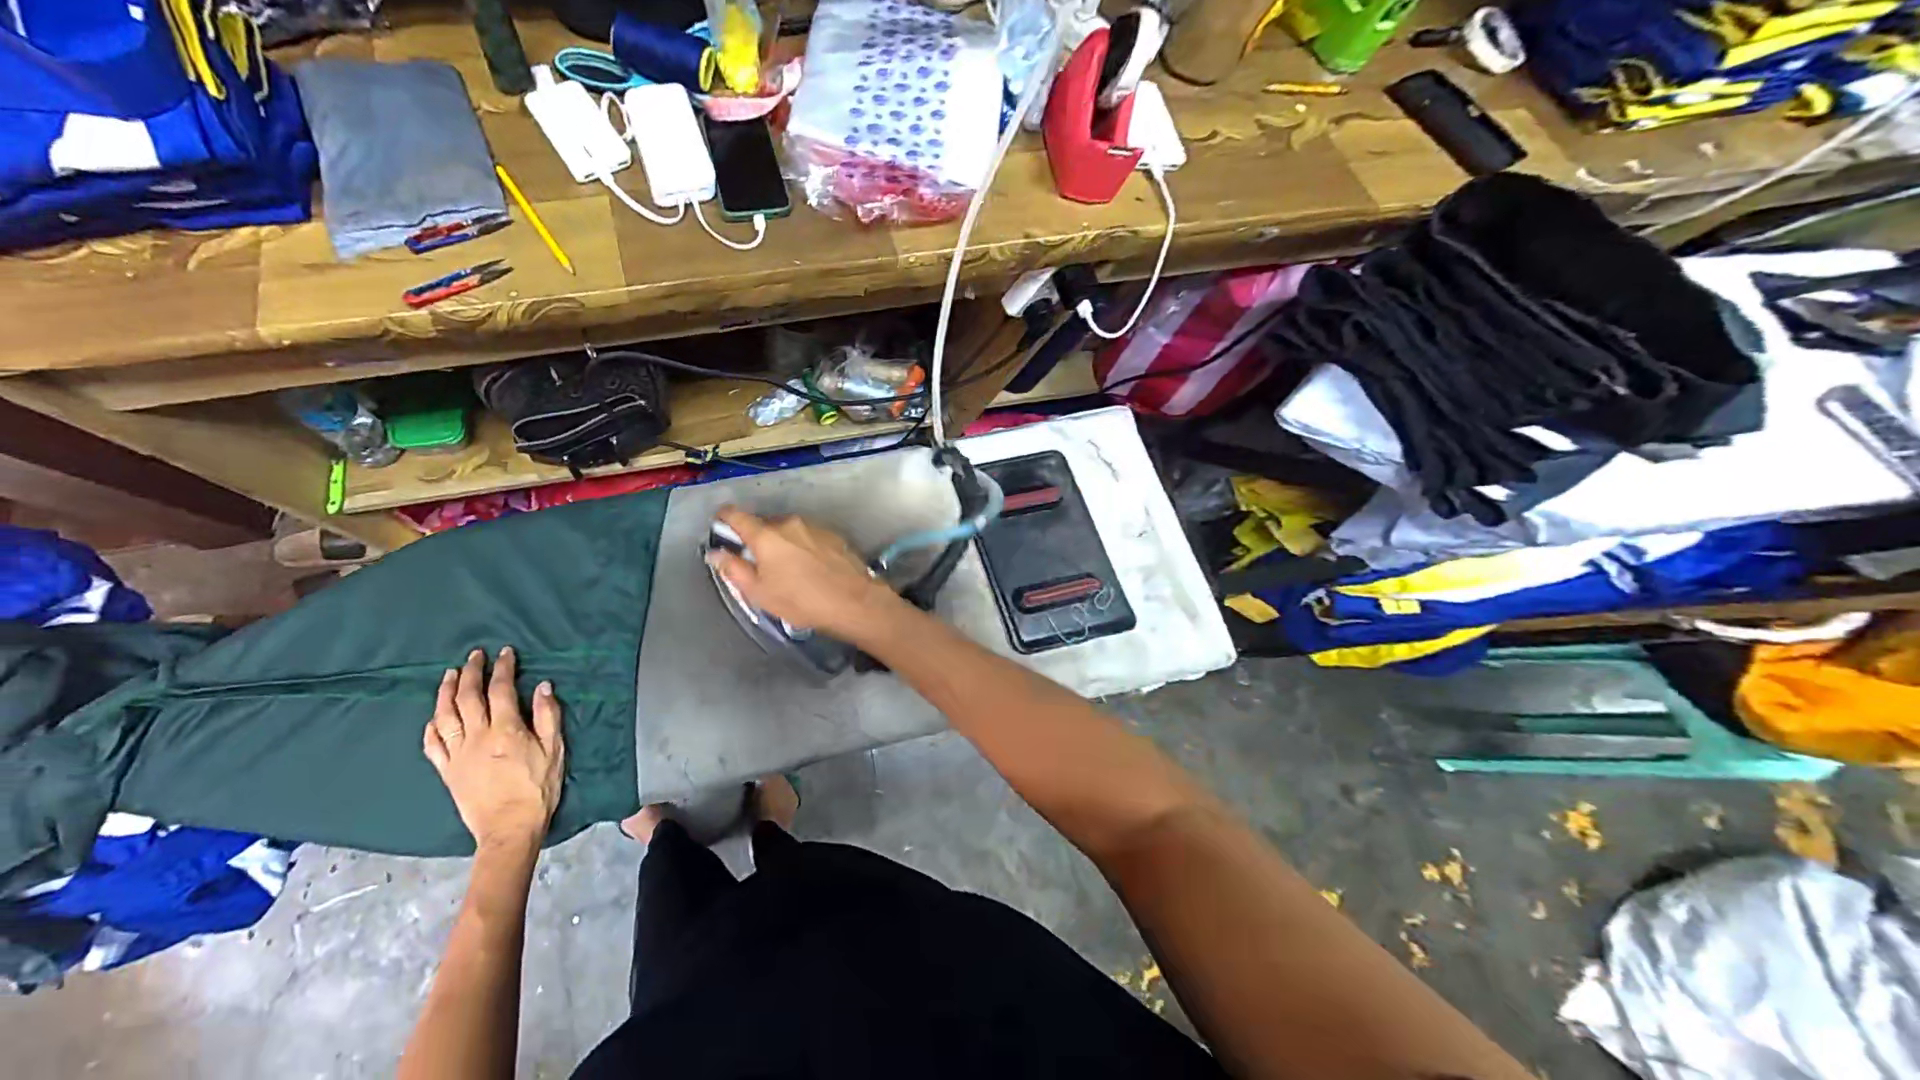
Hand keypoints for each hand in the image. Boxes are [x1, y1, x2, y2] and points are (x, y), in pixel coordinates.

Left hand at [423, 647, 564, 851]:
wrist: (509, 829)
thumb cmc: (538, 789)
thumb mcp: (554, 750)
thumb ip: (547, 717)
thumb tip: (542, 687)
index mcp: (505, 730)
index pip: (500, 689)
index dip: (502, 668)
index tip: (504, 653)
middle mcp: (476, 737)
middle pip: (467, 697)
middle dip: (470, 672)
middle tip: (474, 656)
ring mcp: (456, 754)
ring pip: (444, 715)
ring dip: (445, 692)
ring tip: (449, 675)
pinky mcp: (446, 771)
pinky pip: (431, 744)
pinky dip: (431, 725)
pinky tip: (434, 716)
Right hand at [707, 505, 906, 642]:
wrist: (855, 602)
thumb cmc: (801, 601)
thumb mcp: (759, 593)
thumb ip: (734, 570)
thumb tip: (716, 553)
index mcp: (766, 535)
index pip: (736, 515)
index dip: (724, 519)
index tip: (720, 527)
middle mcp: (789, 523)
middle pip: (764, 523)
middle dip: (756, 538)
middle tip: (757, 562)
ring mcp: (814, 527)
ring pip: (788, 529)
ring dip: (782, 542)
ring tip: (787, 569)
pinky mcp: (833, 535)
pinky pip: (808, 536)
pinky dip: (802, 546)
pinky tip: (809, 567)